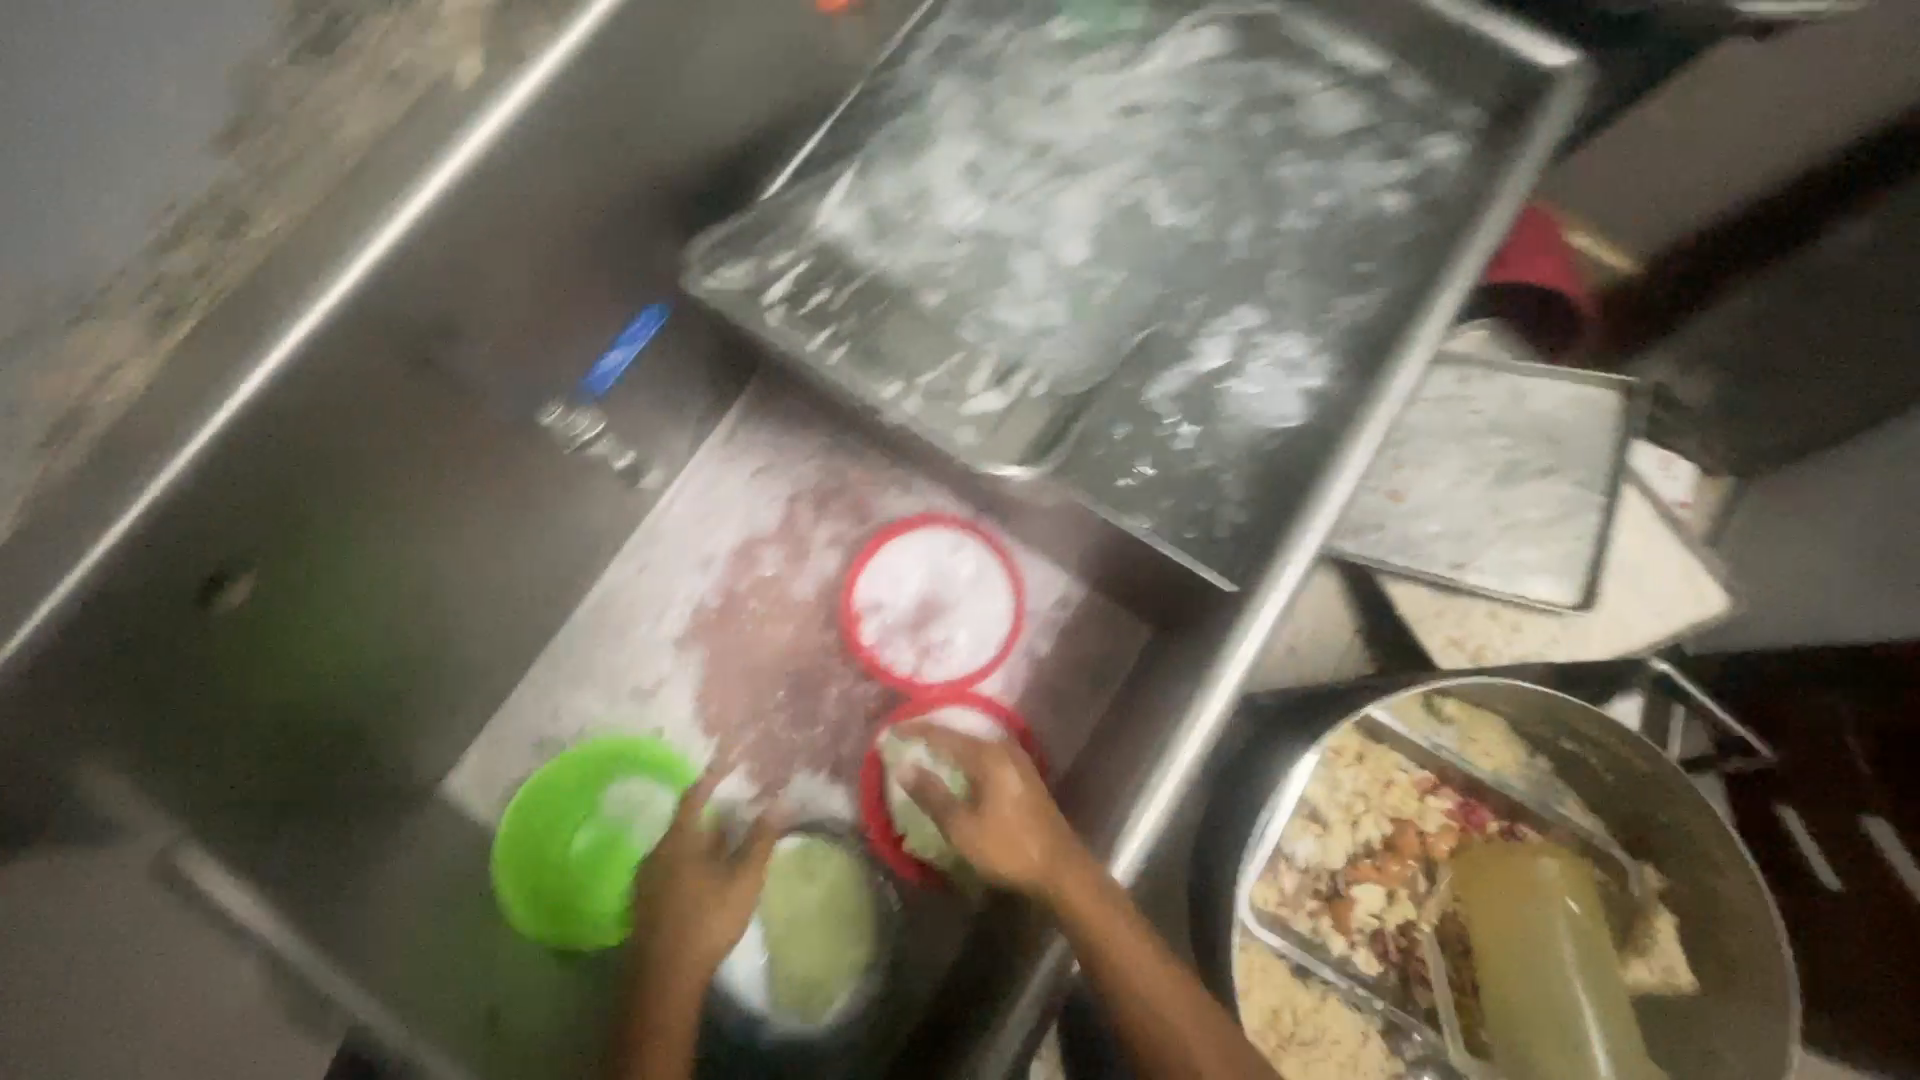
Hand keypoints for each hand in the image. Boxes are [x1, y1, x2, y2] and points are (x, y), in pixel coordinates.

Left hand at [630, 771, 779, 984]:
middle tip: (738, 808)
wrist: (664, 976)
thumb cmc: (708, 918)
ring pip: (678, 848)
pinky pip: (671, 868)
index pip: (693, 796)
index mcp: (679, 839)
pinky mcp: (645, 903)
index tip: (727, 764)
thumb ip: (761, 839)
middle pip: (685, 823)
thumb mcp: (744, 878)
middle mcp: (657, 852)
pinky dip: (692, 861)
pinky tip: (709, 876)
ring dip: (703, 840)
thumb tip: (780, 803)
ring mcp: (647, 879)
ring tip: (729, 842)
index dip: (710, 778)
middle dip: (712, 814)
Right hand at [897, 724, 1091, 901]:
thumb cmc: (1008, 848)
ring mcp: (1017, 761)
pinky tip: (956, 770)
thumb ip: (932, 795)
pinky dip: (965, 758)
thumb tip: (904, 768)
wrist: (1061, 869)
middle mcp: (1003, 749)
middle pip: (959, 735)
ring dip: (949, 748)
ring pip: (974, 745)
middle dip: (931, 736)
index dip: (915, 731)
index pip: (942, 735)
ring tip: (924, 752)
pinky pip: (985, 756)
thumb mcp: (962, 827)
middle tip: (904, 739)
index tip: (890, 732)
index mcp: (987, 756)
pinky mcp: (1024, 776)